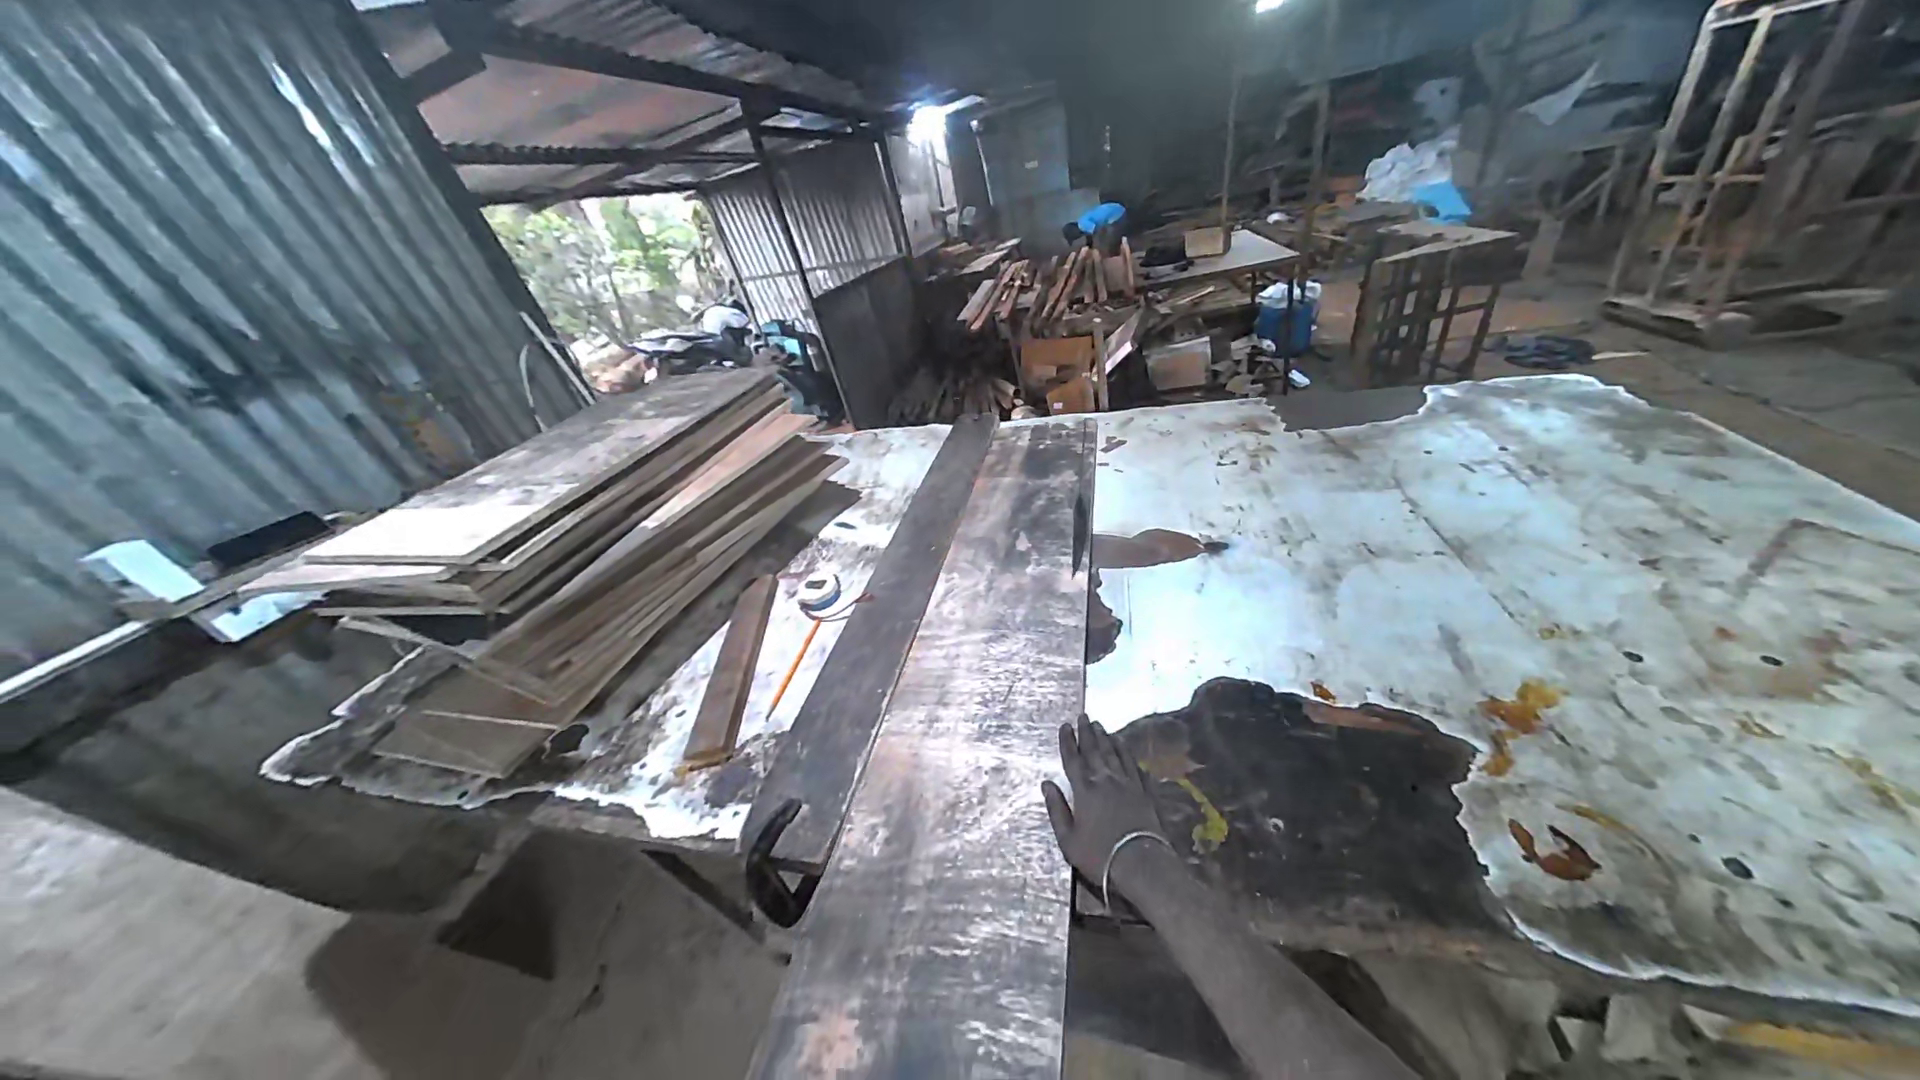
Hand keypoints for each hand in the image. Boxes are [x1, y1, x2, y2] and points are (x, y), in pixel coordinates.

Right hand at [1042, 716, 1175, 895]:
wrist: (1141, 864)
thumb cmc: (1099, 855)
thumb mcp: (1068, 839)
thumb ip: (1056, 809)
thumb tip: (1046, 784)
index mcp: (1084, 790)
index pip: (1072, 759)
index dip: (1067, 741)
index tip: (1065, 725)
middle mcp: (1105, 780)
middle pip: (1094, 751)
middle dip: (1087, 733)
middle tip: (1084, 717)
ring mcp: (1127, 784)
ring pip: (1115, 754)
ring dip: (1106, 739)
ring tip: (1101, 726)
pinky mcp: (1144, 792)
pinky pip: (1134, 766)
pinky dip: (1127, 754)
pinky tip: (1125, 747)